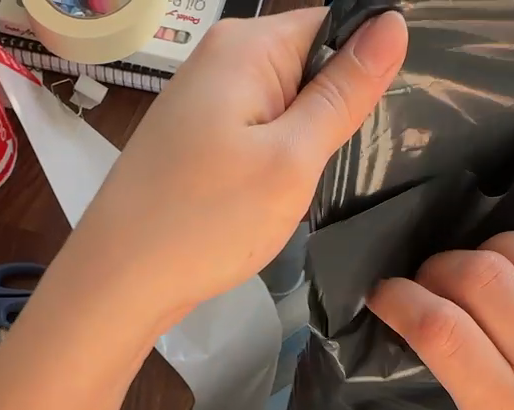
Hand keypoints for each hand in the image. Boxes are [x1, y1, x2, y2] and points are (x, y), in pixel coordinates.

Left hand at [61, 8, 406, 329]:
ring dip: (303, 146)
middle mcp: (219, 62)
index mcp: (245, 47)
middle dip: (333, 113)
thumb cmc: (206, 222)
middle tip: (354, 164)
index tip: (387, 119)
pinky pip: (252, 140)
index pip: (330, 25)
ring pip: (280, 110)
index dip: (364, 66)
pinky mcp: (193, 147)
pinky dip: (272, 166)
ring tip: (312, 187)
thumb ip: (342, 94)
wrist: (120, 280)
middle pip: (305, 67)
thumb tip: (394, 23)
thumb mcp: (291, 160)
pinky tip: (276, 200)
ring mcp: (201, 107)